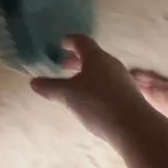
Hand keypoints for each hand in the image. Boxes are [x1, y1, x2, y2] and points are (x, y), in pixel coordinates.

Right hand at [31, 35, 151, 143]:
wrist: (134, 126)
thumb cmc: (97, 103)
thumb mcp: (68, 95)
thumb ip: (51, 87)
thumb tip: (33, 82)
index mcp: (95, 57)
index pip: (81, 41)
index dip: (70, 41)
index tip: (62, 43)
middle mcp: (111, 63)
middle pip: (92, 56)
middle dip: (77, 60)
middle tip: (64, 65)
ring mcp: (122, 79)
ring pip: (101, 70)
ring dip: (87, 73)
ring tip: (75, 84)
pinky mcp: (129, 94)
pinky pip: (109, 83)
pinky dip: (97, 85)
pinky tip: (91, 100)